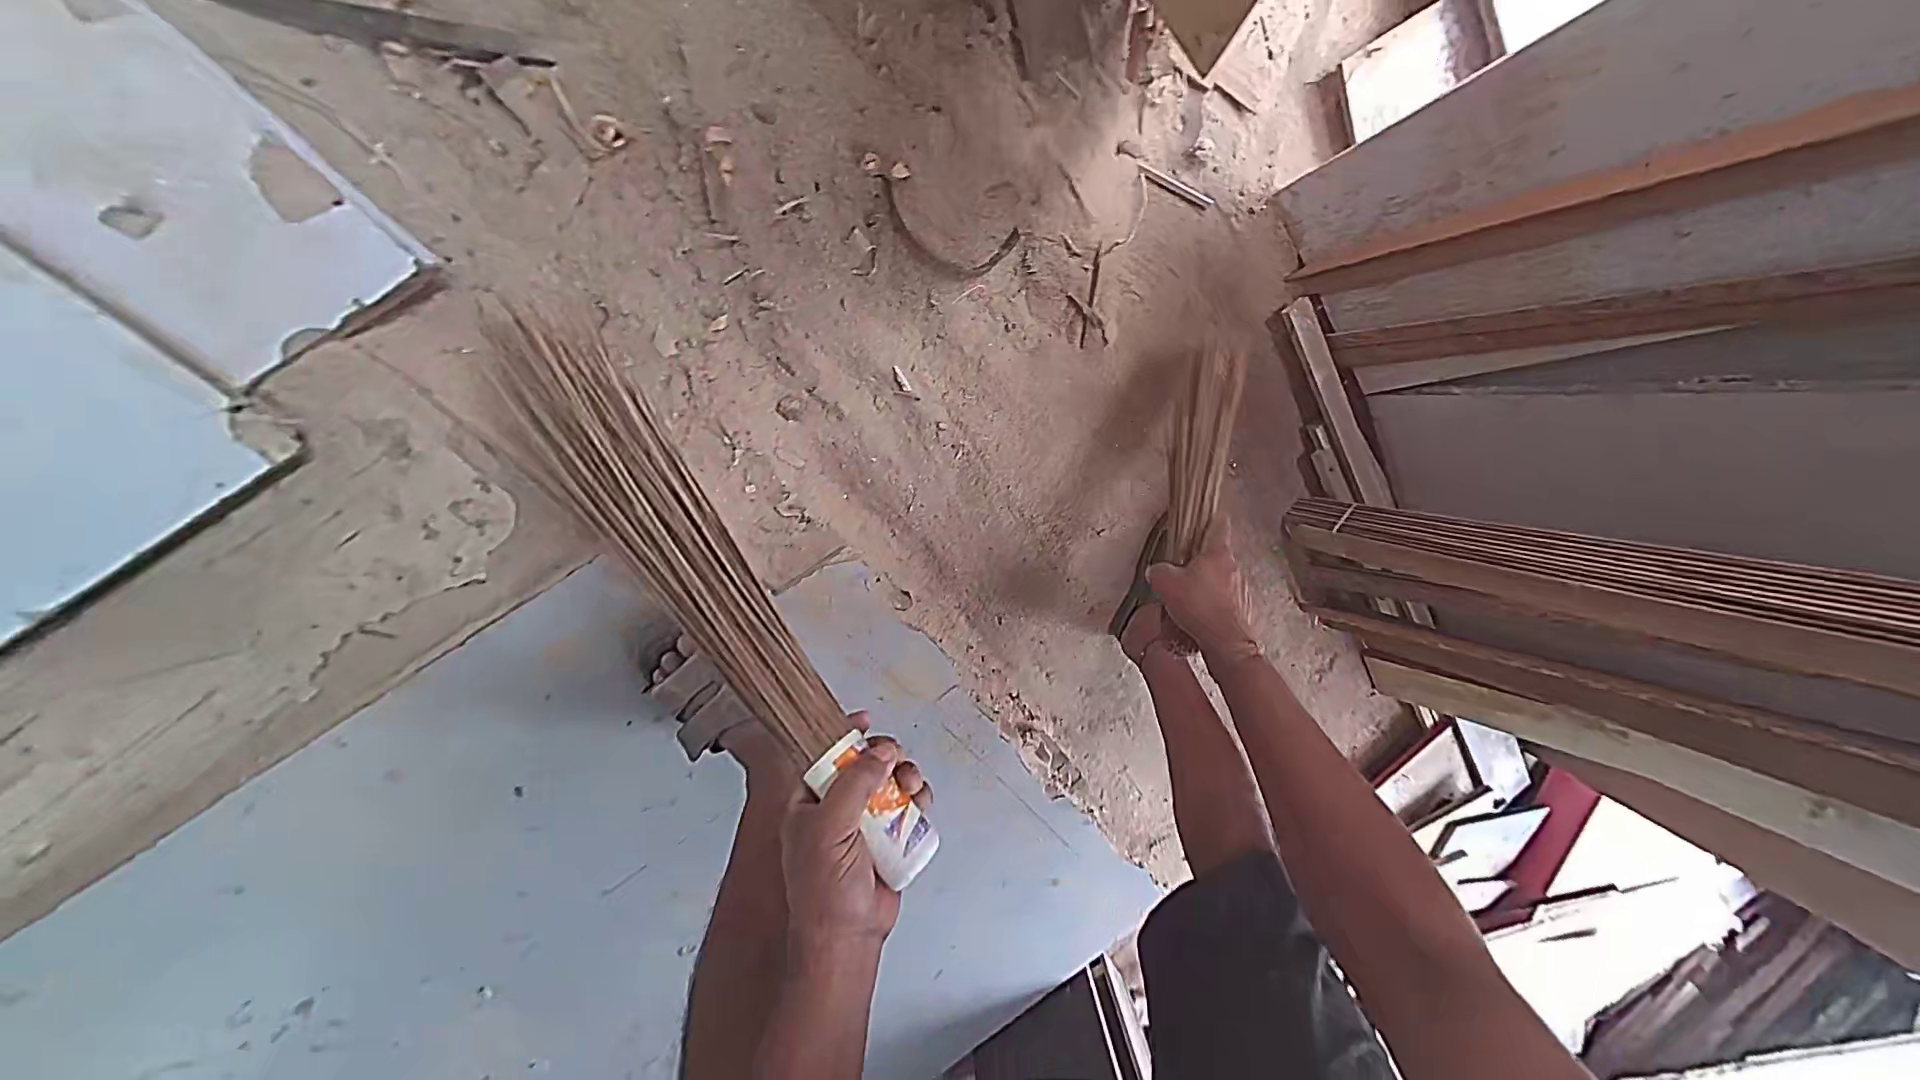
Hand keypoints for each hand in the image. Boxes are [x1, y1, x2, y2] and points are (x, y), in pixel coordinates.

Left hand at [779, 713, 928, 956]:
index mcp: (809, 801)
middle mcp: (836, 807)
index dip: (844, 733)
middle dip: (884, 755)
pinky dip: (918, 798)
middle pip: (865, 763)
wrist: (849, 937)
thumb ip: (854, 784)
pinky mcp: (888, 836)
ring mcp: (863, 821)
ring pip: (890, 781)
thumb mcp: (829, 828)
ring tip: (910, 785)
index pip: (826, 754)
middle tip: (894, 759)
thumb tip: (880, 752)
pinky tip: (919, 803)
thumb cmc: (823, 893)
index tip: (863, 720)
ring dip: (905, 774)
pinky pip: (907, 805)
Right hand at [1146, 517, 1259, 663]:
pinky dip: (1214, 609)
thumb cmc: (1201, 609)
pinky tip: (1199, 619)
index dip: (1212, 520)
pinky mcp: (1244, 612)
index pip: (1218, 527)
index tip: (1211, 516)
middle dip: (1201, 564)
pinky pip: (1226, 604)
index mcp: (1218, 555)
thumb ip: (1159, 571)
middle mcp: (1234, 570)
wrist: (1226, 643)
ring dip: (1208, 588)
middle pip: (1217, 558)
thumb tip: (1157, 571)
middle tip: (1184, 572)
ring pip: (1222, 582)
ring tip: (1189, 603)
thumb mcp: (1166, 583)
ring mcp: (1242, 591)